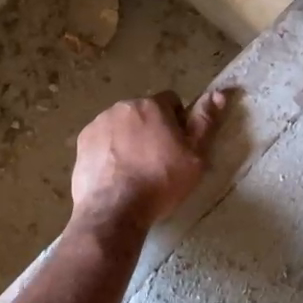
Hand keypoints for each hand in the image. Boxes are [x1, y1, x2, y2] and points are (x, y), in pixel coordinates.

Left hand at [69, 90, 224, 235]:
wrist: (113, 210)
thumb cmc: (160, 182)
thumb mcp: (194, 156)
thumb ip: (205, 122)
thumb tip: (219, 93)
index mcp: (151, 106)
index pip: (171, 102)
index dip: (177, 122)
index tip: (178, 146)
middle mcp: (123, 106)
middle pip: (144, 113)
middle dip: (151, 129)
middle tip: (157, 161)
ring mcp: (99, 123)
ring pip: (121, 125)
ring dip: (129, 139)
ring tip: (134, 170)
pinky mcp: (83, 142)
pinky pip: (102, 140)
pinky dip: (109, 151)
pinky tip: (115, 174)